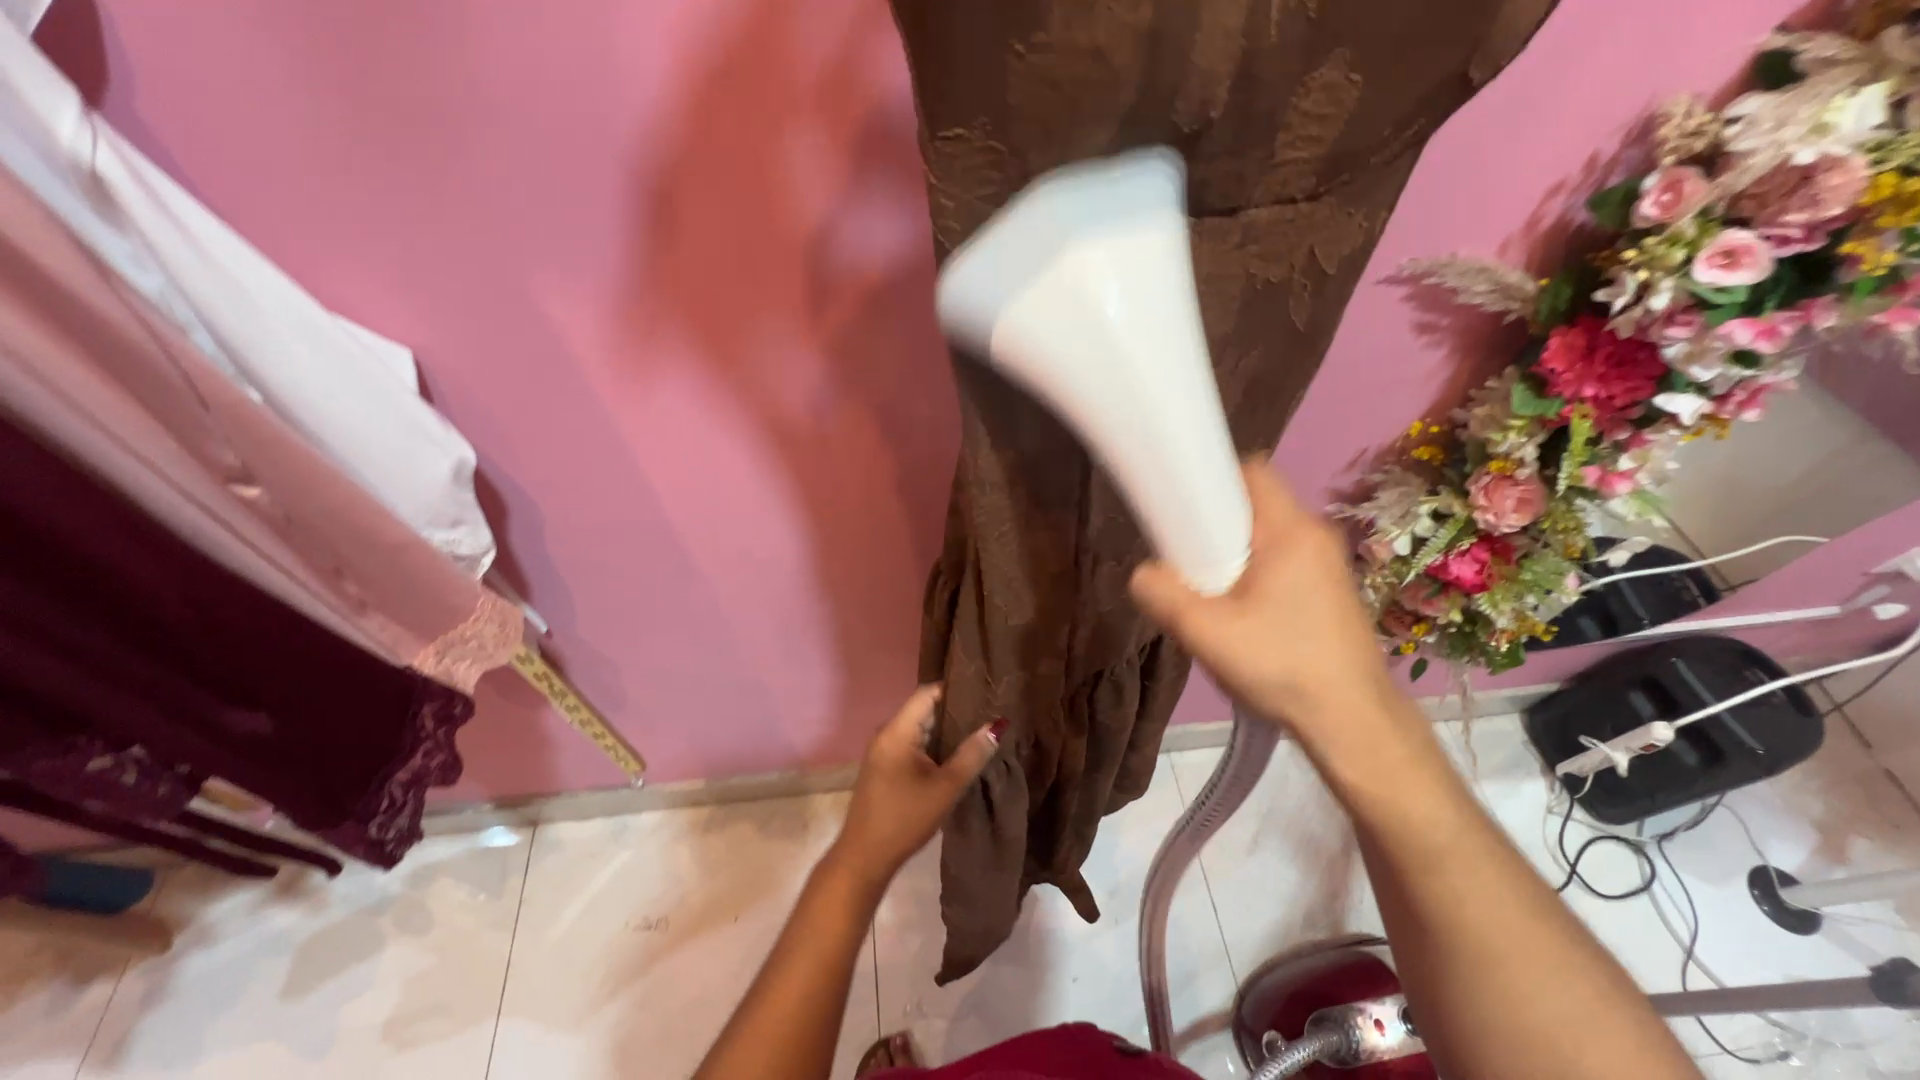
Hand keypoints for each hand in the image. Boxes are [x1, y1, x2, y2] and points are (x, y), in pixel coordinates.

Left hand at [828, 685, 998, 888]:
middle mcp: (886, 733)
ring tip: (980, 728)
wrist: (865, 857)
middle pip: (924, 709)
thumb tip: (998, 724)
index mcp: (897, 731)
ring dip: (946, 730)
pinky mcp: (885, 767)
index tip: (984, 689)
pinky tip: (956, 752)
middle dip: (955, 709)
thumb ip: (972, 754)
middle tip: (990, 709)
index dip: (956, 688)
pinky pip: (913, 744)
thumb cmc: (905, 818)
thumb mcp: (946, 787)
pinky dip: (934, 745)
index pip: (928, 692)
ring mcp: (883, 751)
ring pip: (920, 728)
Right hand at [1129, 457, 1404, 745]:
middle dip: (1215, 532)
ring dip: (1234, 563)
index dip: (1213, 483)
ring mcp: (1328, 566)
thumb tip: (1143, 573)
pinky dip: (1256, 582)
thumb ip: (1164, 595)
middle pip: (1253, 510)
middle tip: (1191, 569)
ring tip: (1214, 604)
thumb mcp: (1207, 633)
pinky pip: (1282, 567)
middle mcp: (1315, 537)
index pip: (1251, 472)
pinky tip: (1243, 624)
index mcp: (1290, 531)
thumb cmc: (1281, 665)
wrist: (1352, 721)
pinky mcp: (1331, 594)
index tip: (1184, 516)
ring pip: (1266, 542)